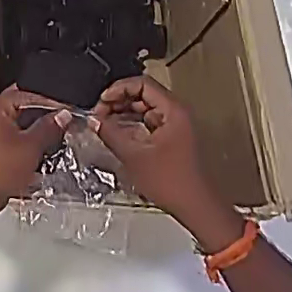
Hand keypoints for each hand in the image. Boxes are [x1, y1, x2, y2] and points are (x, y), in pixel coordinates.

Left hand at [0, 86, 66, 220]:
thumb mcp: (31, 146)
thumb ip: (50, 127)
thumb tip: (62, 115)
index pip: (30, 94)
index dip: (52, 103)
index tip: (68, 111)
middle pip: (25, 106)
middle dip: (45, 114)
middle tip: (64, 121)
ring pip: (21, 121)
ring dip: (38, 128)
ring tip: (56, 135)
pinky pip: (17, 134)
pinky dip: (29, 139)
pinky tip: (42, 148)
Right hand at [92, 77, 245, 250]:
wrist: (197, 207)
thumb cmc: (173, 182)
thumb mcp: (133, 155)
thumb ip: (110, 133)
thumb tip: (94, 120)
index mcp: (173, 111)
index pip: (142, 84)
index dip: (118, 89)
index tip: (102, 101)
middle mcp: (177, 114)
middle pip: (143, 94)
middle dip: (118, 101)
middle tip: (100, 114)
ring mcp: (176, 126)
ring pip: (145, 108)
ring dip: (124, 112)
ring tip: (105, 123)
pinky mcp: (173, 138)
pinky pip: (149, 121)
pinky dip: (132, 123)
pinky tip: (118, 133)